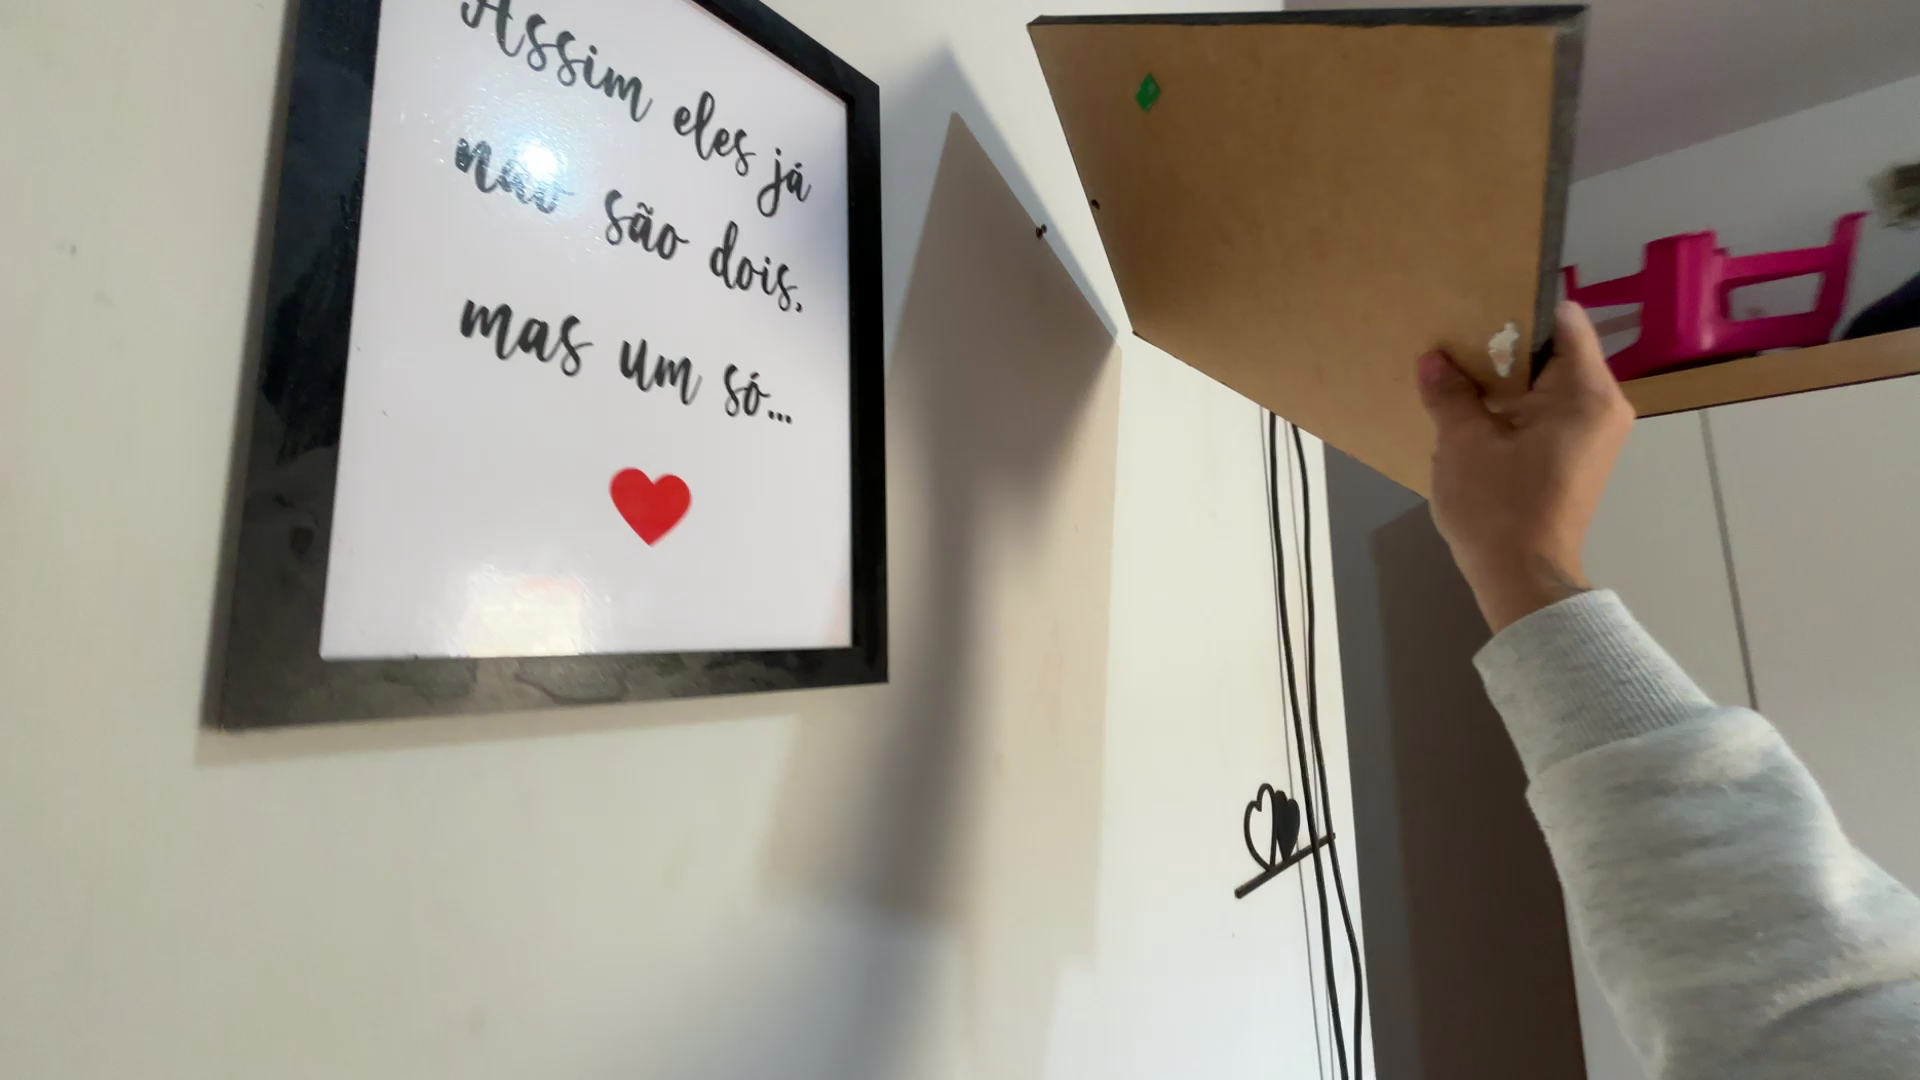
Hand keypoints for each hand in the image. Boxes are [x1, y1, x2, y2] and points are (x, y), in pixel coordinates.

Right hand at [1416, 301, 1633, 632]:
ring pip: (1545, 387)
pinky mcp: (1576, 456)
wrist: (1520, 573)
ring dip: (1501, 383)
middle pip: (1554, 355)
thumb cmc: (1497, 504)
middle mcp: (1603, 407)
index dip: (1520, 310)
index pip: (1565, 324)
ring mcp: (1592, 434)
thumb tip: (1432, 359)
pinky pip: (1543, 415)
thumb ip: (1449, 395)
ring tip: (1454, 381)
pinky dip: (1510, 410)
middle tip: (1452, 344)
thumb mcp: (1463, 443)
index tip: (1476, 308)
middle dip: (1502, 349)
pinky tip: (1471, 418)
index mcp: (1586, 394)